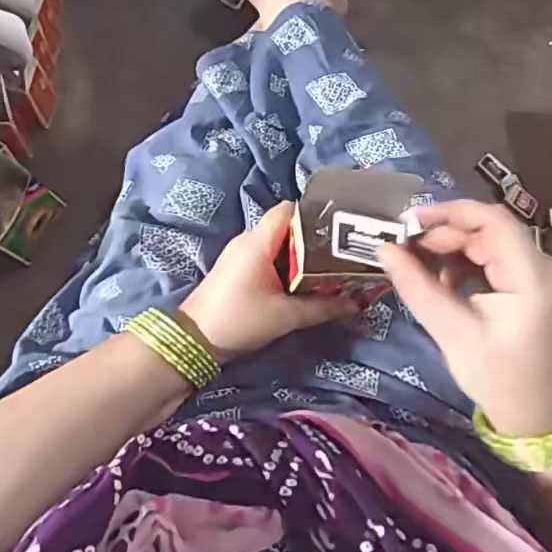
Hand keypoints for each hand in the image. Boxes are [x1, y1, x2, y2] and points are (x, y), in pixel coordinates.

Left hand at [180, 202, 355, 358]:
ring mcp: (238, 254)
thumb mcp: (286, 317)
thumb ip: (323, 307)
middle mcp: (247, 240)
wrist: (195, 341)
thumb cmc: (239, 321)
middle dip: (312, 239)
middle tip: (339, 256)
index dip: (313, 216)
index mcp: (257, 242)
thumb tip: (356, 304)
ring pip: (276, 243)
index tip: (336, 232)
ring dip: (299, 255)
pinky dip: (284, 264)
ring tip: (326, 270)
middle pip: (286, 227)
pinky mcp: (236, 268)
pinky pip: (265, 256)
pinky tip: (300, 282)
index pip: (288, 210)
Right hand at [377, 201, 551, 437]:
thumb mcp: (452, 333)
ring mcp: (541, 275)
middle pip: (490, 230)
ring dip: (452, 249)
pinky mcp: (532, 284)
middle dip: (445, 234)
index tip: (409, 221)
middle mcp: (544, 267)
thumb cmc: (497, 378)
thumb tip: (385, 250)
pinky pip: (495, 259)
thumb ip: (418, 288)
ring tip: (420, 267)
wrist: (535, 414)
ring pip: (490, 242)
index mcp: (532, 278)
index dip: (449, 213)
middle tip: (406, 248)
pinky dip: (466, 263)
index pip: (494, 221)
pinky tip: (444, 282)